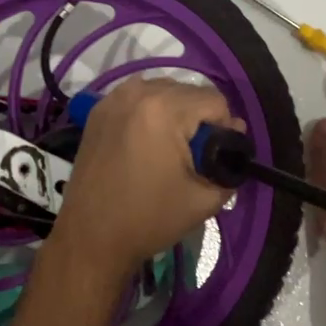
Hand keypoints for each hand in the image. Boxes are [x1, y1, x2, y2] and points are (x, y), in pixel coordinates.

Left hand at [48, 78, 241, 270]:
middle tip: (192, 156)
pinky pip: (137, 96)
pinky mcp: (99, 108)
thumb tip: (235, 133)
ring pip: (162, 90)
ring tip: (167, 149)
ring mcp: (115, 97)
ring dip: (174, 112)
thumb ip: (230, 163)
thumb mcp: (203, 199)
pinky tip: (144, 142)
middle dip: (198, 118)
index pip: (214, 100)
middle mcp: (139, 92)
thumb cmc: (149, 218)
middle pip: (188, 91)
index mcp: (165, 110)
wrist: (91, 235)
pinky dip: (148, 111)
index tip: (213, 155)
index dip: (223, 127)